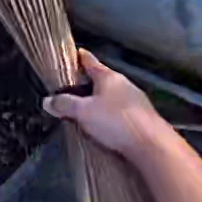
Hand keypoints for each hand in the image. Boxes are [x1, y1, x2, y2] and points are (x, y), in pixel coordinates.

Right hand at [42, 50, 175, 156]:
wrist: (154, 147)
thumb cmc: (116, 122)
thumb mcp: (83, 112)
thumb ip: (64, 105)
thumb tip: (47, 101)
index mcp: (109, 77)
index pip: (90, 61)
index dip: (80, 57)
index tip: (73, 54)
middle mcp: (125, 85)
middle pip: (102, 80)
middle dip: (88, 84)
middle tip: (72, 90)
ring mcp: (137, 102)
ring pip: (113, 96)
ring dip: (101, 101)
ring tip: (87, 111)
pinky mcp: (144, 119)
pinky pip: (122, 112)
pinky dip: (112, 116)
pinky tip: (106, 127)